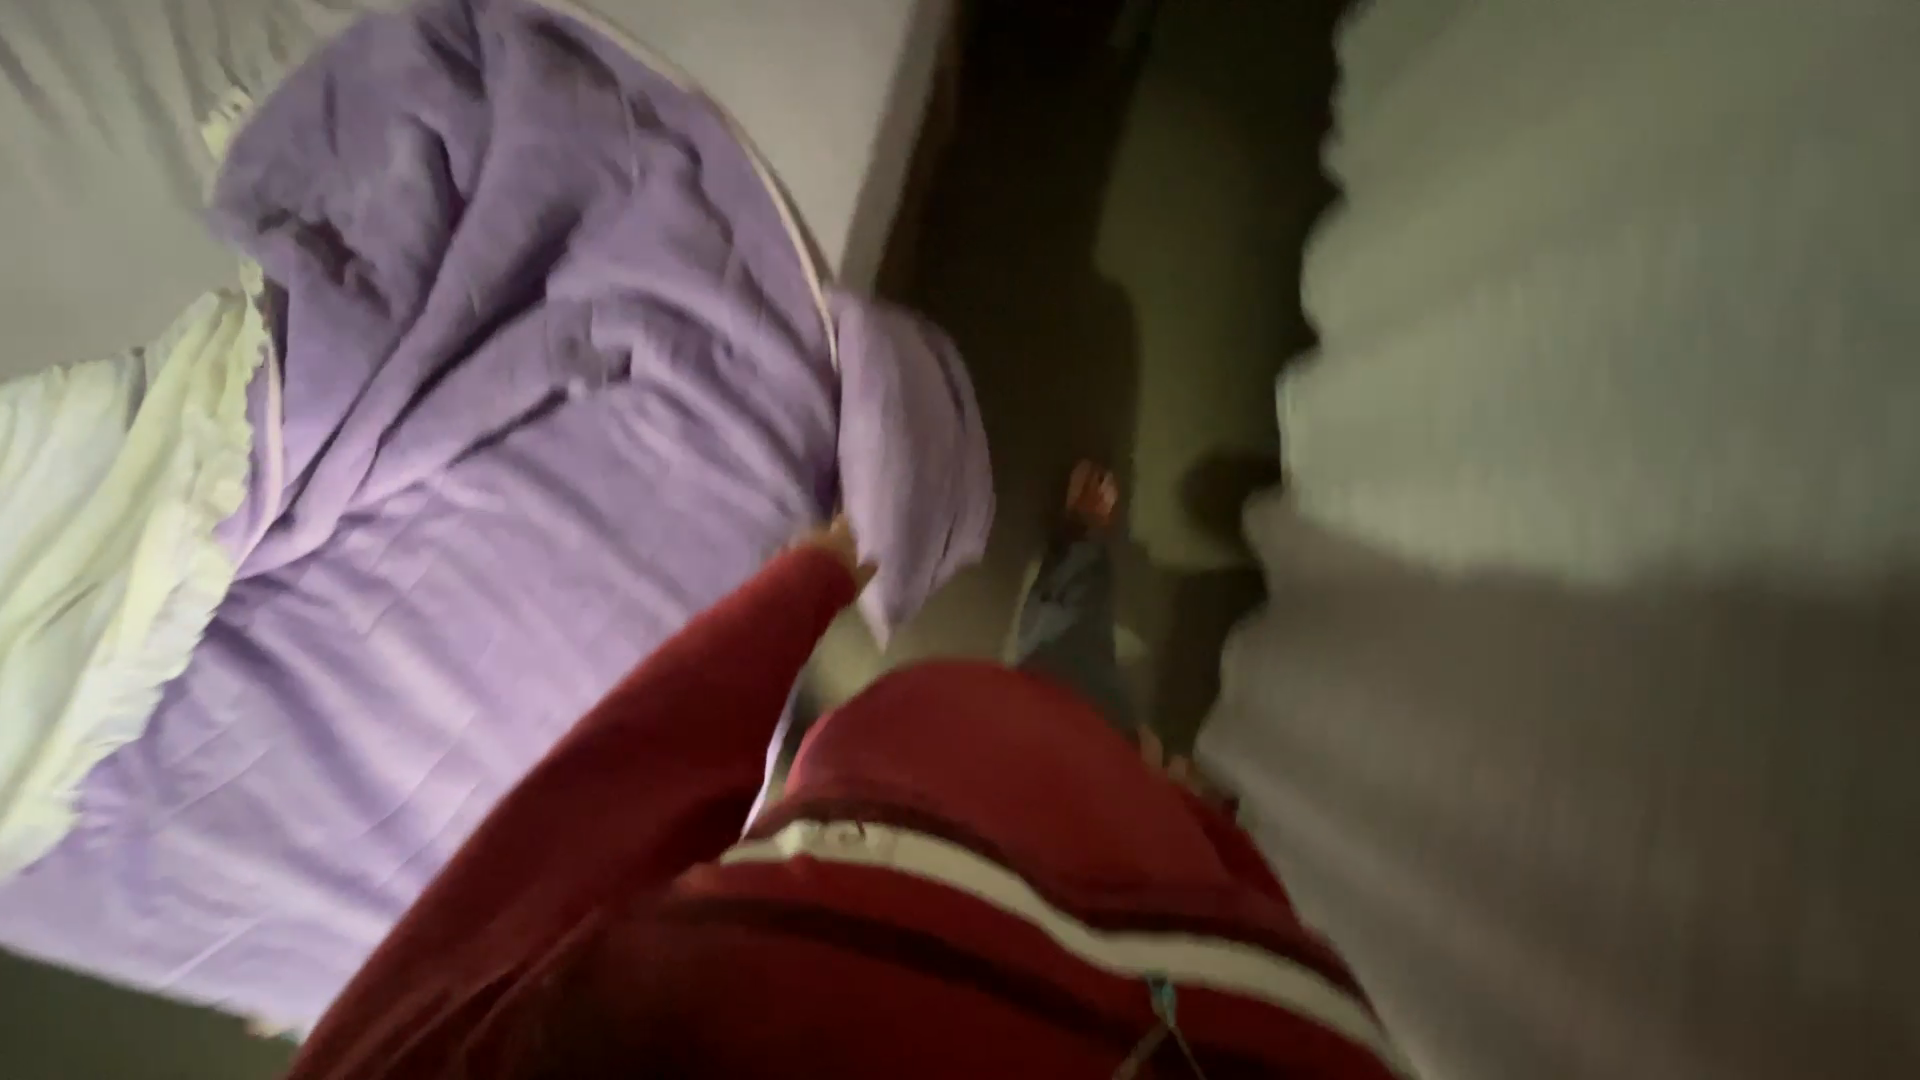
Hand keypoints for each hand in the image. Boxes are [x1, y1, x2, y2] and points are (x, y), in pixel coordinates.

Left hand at [791, 515, 876, 591]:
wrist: (803, 588)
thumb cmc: (837, 582)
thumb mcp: (857, 581)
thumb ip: (866, 570)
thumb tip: (875, 562)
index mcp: (842, 537)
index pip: (844, 524)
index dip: (844, 525)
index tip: (844, 525)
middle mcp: (820, 534)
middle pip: (823, 532)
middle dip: (826, 538)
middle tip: (829, 549)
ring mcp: (800, 542)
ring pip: (807, 542)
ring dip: (809, 549)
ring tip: (812, 562)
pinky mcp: (783, 553)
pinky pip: (791, 553)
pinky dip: (794, 558)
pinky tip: (795, 568)